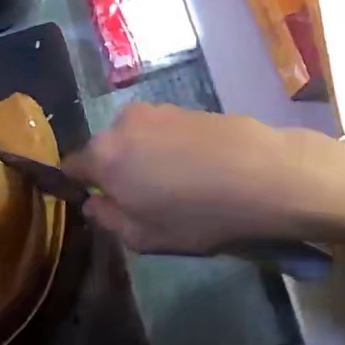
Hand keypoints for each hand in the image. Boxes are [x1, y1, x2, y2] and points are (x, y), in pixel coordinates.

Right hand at [62, 103, 344, 255]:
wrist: (274, 178)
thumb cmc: (201, 215)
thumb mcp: (144, 237)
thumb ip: (107, 219)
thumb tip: (93, 203)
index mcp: (102, 156)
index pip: (70, 168)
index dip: (80, 187)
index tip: (102, 203)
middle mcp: (121, 125)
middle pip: (105, 151)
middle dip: (116, 172)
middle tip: (145, 200)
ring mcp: (156, 112)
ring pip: (136, 140)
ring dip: (146, 159)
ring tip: (180, 186)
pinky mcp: (188, 108)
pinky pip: (164, 133)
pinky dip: (172, 150)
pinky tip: (202, 171)